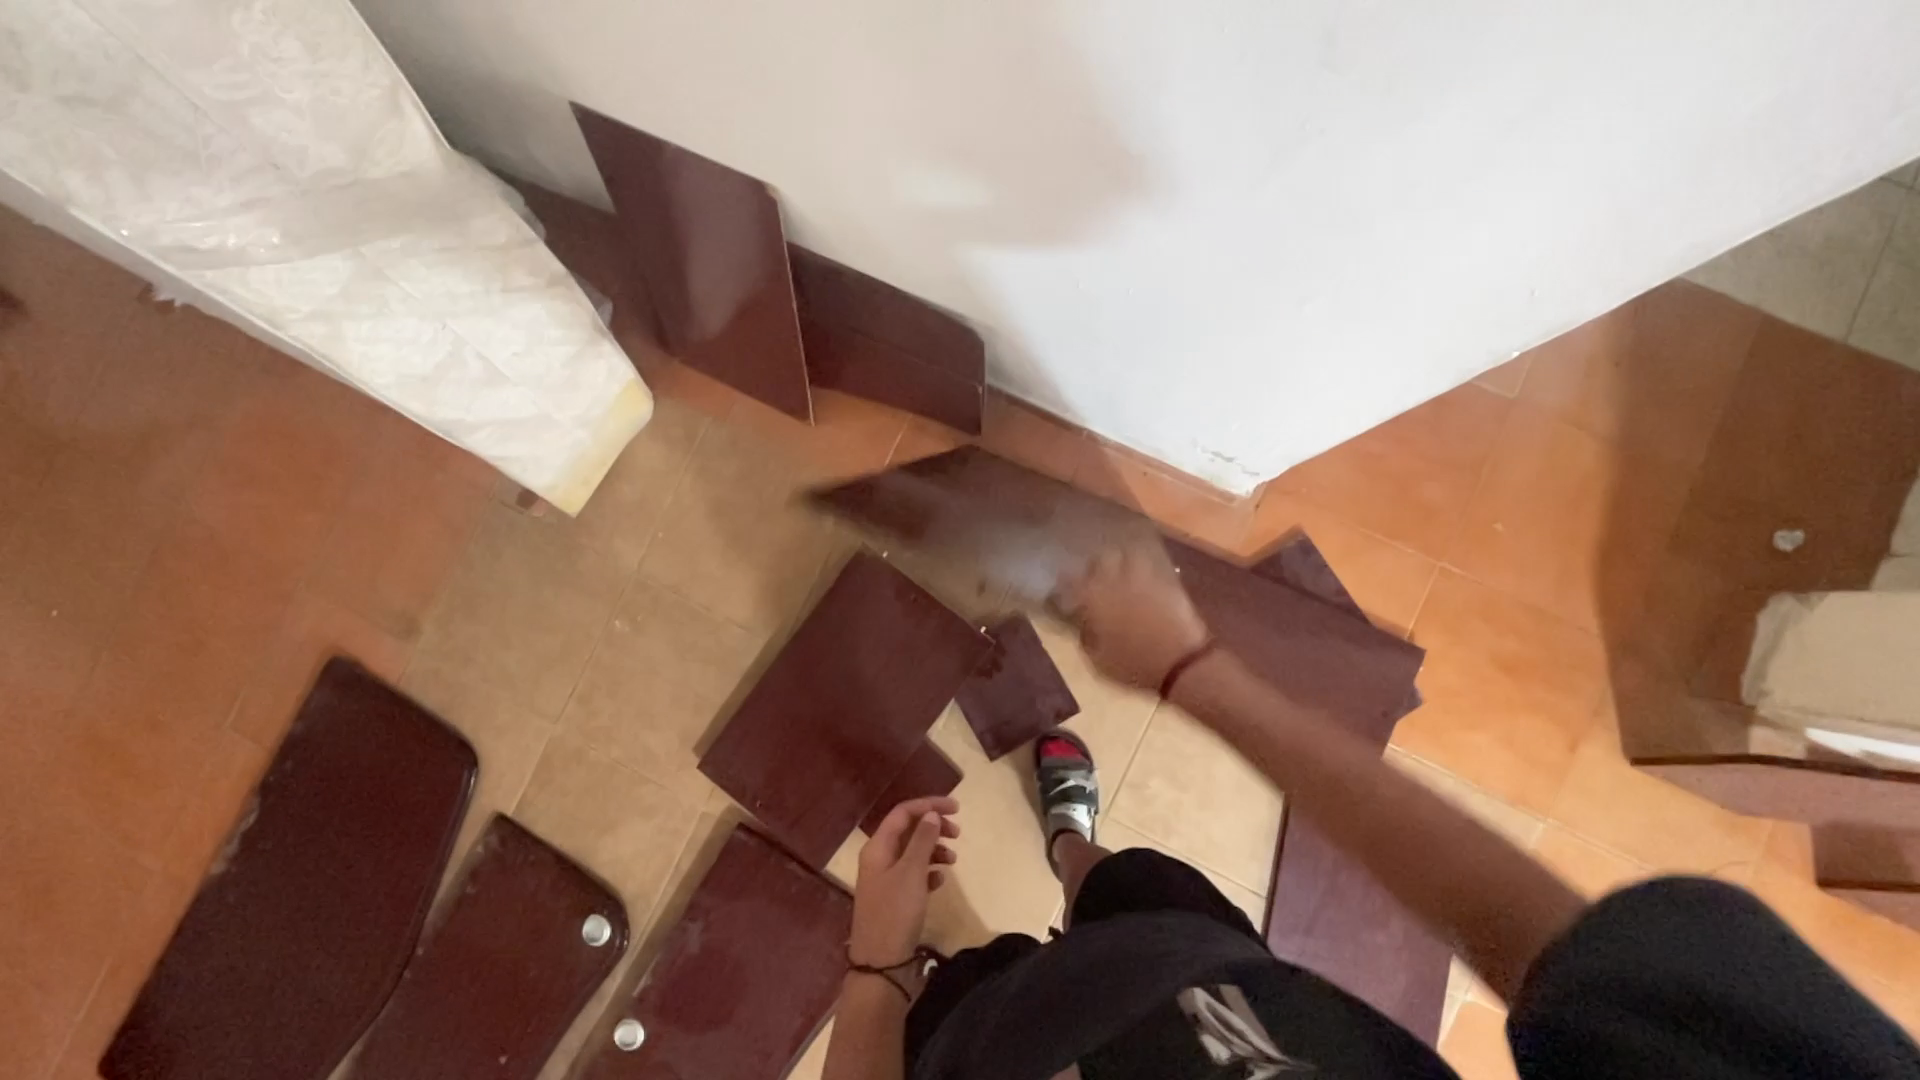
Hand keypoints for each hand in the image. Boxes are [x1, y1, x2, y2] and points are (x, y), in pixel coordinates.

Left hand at [850, 796, 959, 967]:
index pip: (903, 812)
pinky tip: (940, 880)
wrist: (881, 964)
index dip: (929, 805)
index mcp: (878, 847)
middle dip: (933, 827)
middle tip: (958, 833)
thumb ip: (922, 840)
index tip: (957, 808)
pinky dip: (928, 871)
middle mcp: (879, 858)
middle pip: (908, 830)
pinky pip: (913, 874)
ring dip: (934, 849)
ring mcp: (885, 879)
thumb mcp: (911, 872)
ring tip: (953, 860)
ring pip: (912, 852)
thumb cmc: (895, 912)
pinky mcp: (893, 899)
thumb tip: (931, 814)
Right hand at [1052, 542, 1209, 691]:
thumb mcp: (1098, 661)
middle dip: (1096, 567)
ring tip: (1121, 576)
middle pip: (1101, 559)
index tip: (1063, 591)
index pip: (1069, 580)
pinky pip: (1150, 568)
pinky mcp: (1167, 582)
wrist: (1182, 664)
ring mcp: (1144, 578)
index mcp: (1094, 598)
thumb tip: (1082, 626)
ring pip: (1128, 556)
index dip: (1064, 584)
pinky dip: (1143, 573)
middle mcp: (1116, 580)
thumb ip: (1085, 638)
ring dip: (1122, 563)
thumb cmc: (1134, 666)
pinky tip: (1143, 585)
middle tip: (1095, 580)